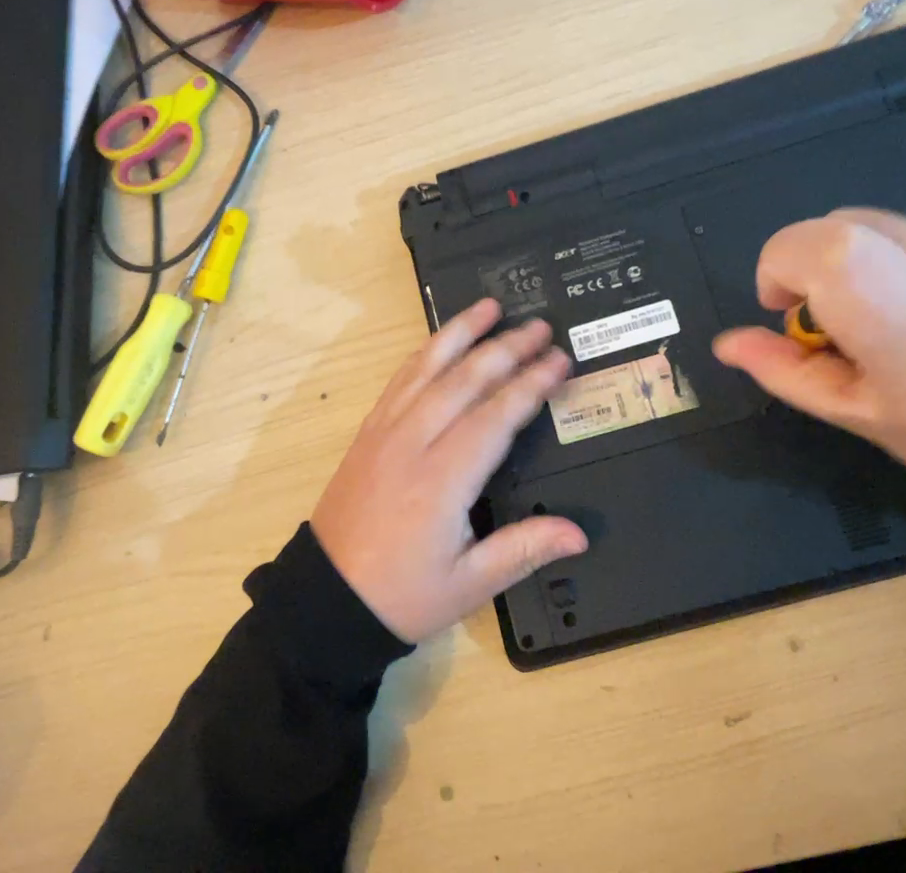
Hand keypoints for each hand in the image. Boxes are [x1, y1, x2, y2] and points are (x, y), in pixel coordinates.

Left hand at [310, 298, 587, 642]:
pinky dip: (424, 354)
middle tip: (540, 327)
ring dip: (460, 334)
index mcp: (442, 481)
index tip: (559, 361)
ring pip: (426, 369)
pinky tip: (440, 341)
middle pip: (465, 381)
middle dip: (506, 349)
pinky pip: (398, 381)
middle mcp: (412, 445)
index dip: (531, 385)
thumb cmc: (403, 595)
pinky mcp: (367, 435)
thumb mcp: (469, 584)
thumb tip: (579, 533)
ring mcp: (384, 434)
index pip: (496, 417)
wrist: (327, 600)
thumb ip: (524, 549)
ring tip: (489, 306)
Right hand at [712, 210, 905, 538]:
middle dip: (817, 265)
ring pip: (888, 228)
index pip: (826, 246)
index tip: (783, 305)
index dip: (782, 262)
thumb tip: (730, 342)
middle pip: (846, 223)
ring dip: (872, 268)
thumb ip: (795, 376)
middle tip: (842, 327)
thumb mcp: (879, 427)